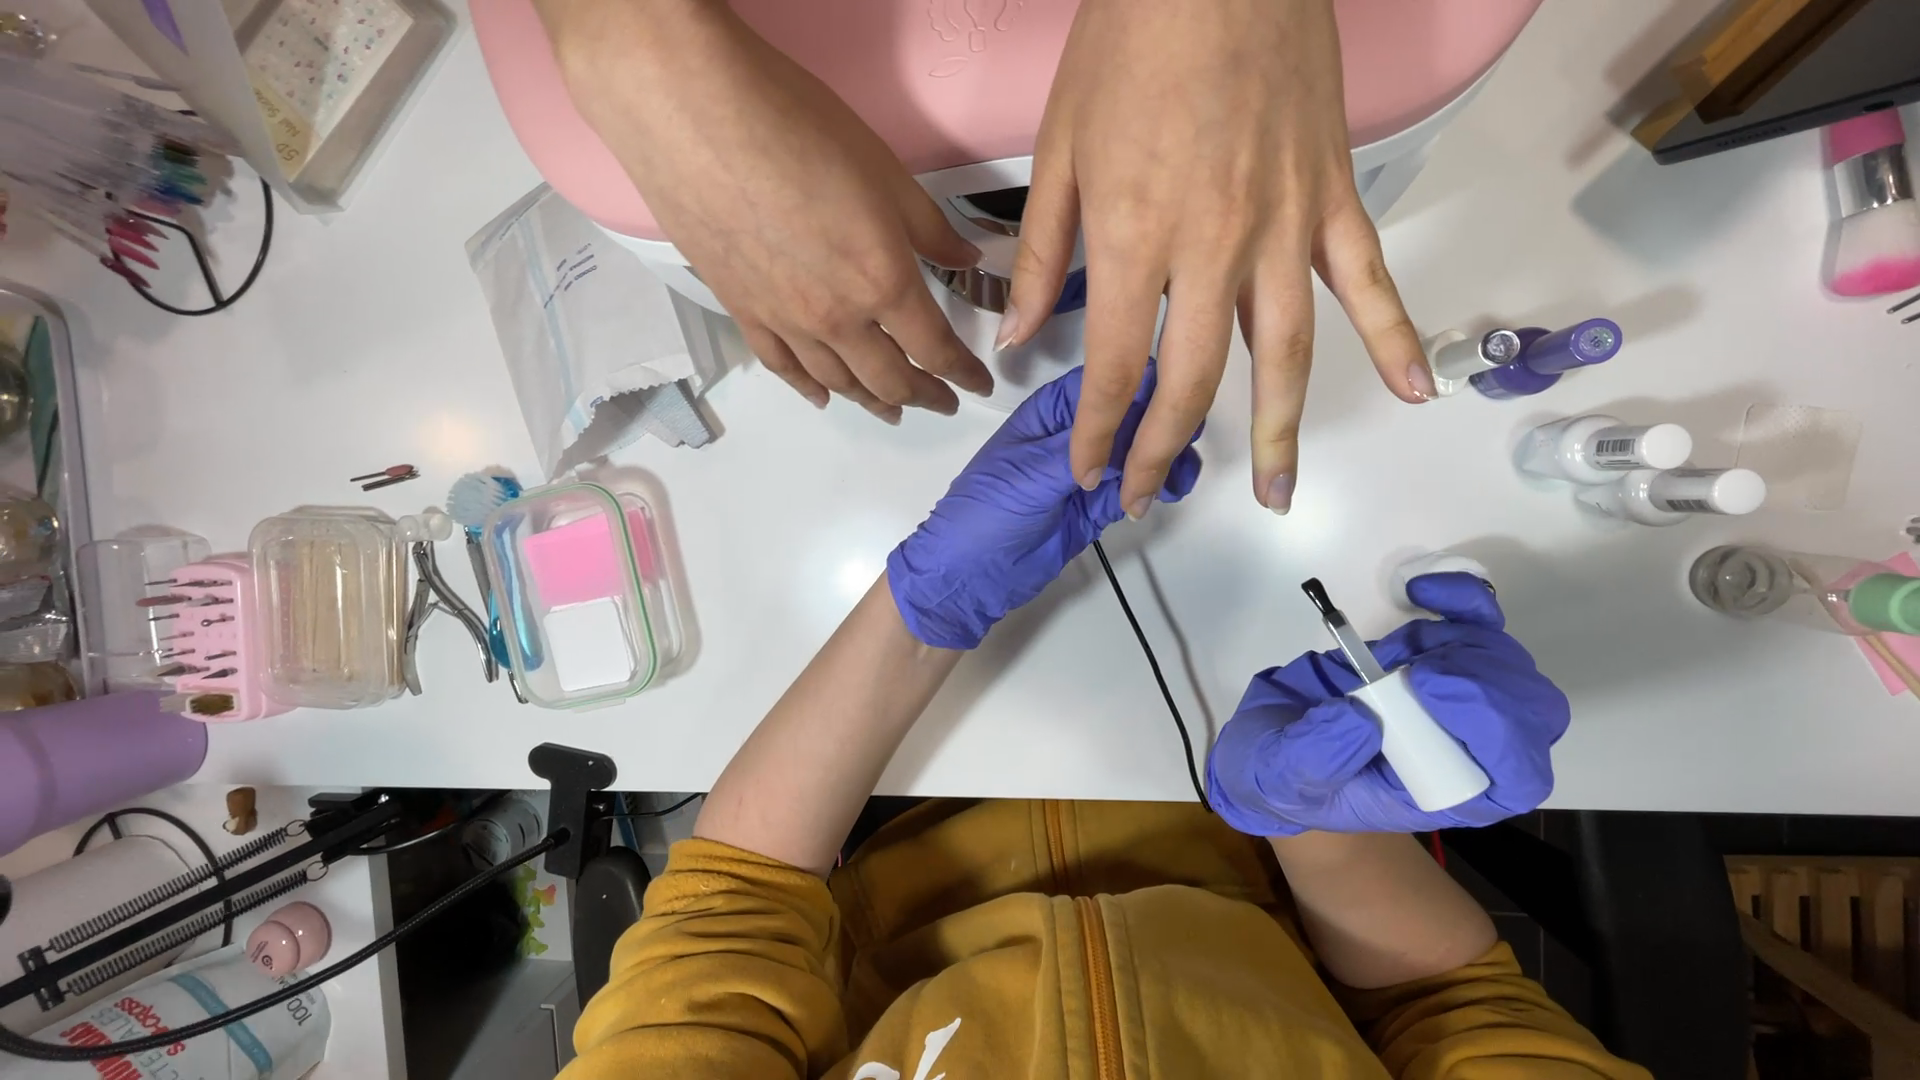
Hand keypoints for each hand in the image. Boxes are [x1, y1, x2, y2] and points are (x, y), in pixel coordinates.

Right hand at [537, 0, 991, 421]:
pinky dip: (809, 389)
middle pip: (890, 379)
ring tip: (892, 411)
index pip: (935, 349)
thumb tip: (967, 259)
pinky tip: (822, 398)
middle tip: (942, 403)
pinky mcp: (742, 313)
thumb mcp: (888, 174)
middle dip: (925, 396)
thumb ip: (932, 230)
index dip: (963, 373)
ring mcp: (785, 323)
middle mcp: (837, 320)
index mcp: (884, 284)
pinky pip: (783, 368)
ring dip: (872, 401)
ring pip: (838, 383)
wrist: (691, 112)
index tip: (979, 385)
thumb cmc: (798, 128)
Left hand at [887, 365, 1200, 648]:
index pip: (1107, 384)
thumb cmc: (988, 513)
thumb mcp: (1035, 472)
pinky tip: (1172, 489)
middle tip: (1184, 443)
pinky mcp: (1099, 505)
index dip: (1144, 388)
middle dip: (1161, 426)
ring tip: (1180, 475)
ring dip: (1166, 457)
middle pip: (1132, 416)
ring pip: (1141, 452)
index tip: (1175, 401)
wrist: (971, 576)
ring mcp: (1090, 470)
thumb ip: (1089, 446)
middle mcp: (1075, 433)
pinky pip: (1137, 486)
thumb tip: (1141, 417)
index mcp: (1051, 411)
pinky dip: (1158, 485)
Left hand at [1001, 0, 1429, 515]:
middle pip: (1191, 381)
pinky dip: (1394, 337)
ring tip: (1274, 494)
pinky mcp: (1334, 198)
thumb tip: (1021, 335)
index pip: (1113, 366)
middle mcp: (1213, 250)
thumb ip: (1042, 255)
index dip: (1098, 431)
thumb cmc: (1128, 42)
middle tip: (1146, 497)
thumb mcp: (1057, 150)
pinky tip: (1412, 391)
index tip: (1087, 474)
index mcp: (1135, 238)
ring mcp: (1284, 228)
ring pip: (1283, 355)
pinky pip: (1369, 280)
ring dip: (1276, 434)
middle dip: (1163, 449)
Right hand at [1206, 573, 1567, 834]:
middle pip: (1527, 712)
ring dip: (1457, 642)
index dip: (1496, 727)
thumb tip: (1364, 717)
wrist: (1268, 739)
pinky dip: (1463, 600)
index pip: (1514, 773)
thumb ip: (1314, 758)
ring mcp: (1453, 701)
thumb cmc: (1277, 772)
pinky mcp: (1432, 659)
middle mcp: (1463, 749)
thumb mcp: (1281, 776)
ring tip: (1388, 652)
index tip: (1428, 685)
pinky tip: (1424, 592)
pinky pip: (1478, 624)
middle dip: (1486, 679)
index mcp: (1440, 793)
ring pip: (1504, 663)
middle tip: (1416, 665)